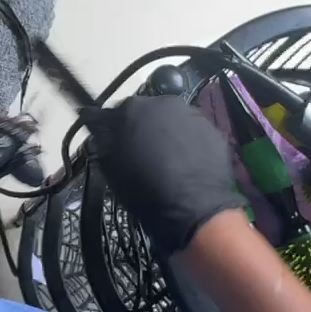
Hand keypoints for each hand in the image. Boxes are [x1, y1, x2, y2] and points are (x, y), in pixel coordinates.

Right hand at [81, 95, 245, 253]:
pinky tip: (186, 166)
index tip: (115, 145)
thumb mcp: (109, 165)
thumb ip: (102, 138)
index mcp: (133, 108)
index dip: (114, 129)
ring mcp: (193, 116)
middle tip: (142, 154)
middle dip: (144, 128)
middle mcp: (164, 103)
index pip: (116, 112)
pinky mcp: (215, 132)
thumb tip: (96, 121)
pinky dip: (189, 145)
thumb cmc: (142, 187)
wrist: (192, 208)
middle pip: (148, 112)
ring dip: (168, 135)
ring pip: (173, 122)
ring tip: (167, 162)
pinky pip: (195, 135)